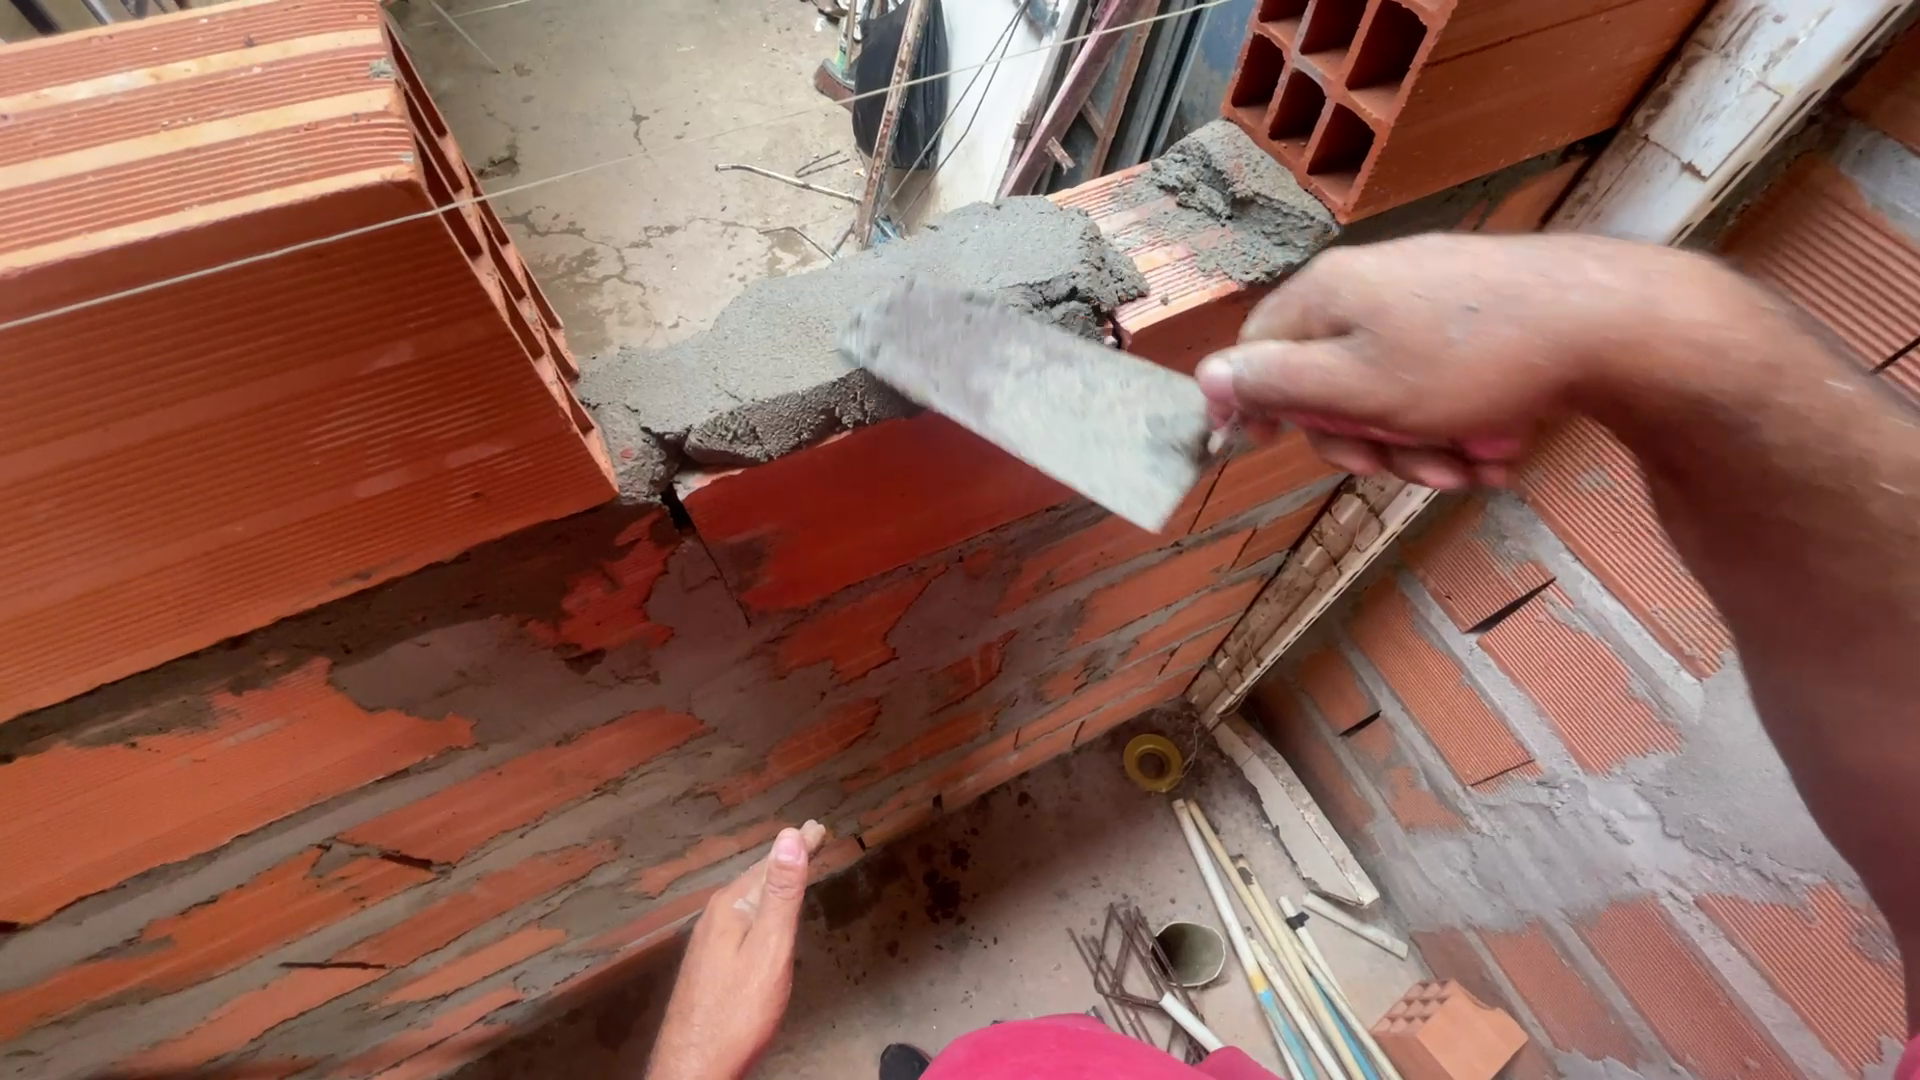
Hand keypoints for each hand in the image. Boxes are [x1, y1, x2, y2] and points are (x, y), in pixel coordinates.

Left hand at [646, 821, 826, 1079]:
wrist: (692, 1072)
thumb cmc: (738, 1011)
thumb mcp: (769, 948)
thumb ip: (782, 894)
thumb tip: (788, 836)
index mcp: (731, 906)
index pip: (771, 864)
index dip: (798, 845)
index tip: (817, 826)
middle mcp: (716, 916)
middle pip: (758, 877)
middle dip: (785, 858)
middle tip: (809, 838)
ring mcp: (709, 941)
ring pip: (748, 897)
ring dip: (772, 879)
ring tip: (790, 866)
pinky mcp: (709, 963)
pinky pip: (741, 916)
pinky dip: (761, 902)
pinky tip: (763, 913)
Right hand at [1194, 234, 1742, 488]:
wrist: (1622, 324)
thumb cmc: (1469, 363)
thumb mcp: (1353, 387)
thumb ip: (1273, 383)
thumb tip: (1204, 377)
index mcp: (1325, 295)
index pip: (1255, 350)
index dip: (1254, 403)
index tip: (1267, 444)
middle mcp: (1364, 285)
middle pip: (1321, 379)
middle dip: (1358, 438)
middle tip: (1396, 469)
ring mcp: (1419, 295)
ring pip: (1380, 388)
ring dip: (1412, 442)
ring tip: (1466, 466)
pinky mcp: (1466, 310)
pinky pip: (1429, 377)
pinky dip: (1450, 420)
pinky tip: (1492, 445)